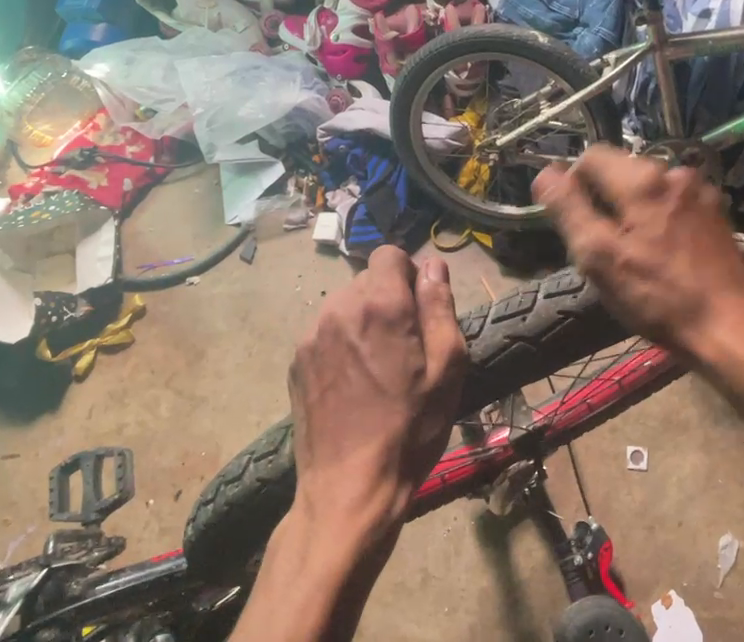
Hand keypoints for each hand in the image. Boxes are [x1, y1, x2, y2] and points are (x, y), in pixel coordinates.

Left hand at [288, 247, 467, 538]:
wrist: (350, 489)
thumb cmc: (411, 430)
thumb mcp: (447, 368)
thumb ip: (440, 306)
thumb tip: (433, 266)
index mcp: (380, 306)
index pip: (389, 254)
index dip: (410, 274)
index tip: (421, 309)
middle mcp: (338, 310)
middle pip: (367, 279)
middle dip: (389, 298)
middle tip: (406, 345)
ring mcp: (311, 337)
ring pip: (344, 305)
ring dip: (364, 320)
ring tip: (379, 366)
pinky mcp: (296, 363)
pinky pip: (325, 332)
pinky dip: (343, 342)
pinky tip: (355, 382)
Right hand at [533, 146, 743, 357]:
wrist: (730, 327)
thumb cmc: (659, 297)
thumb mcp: (599, 257)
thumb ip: (569, 209)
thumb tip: (545, 173)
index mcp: (644, 179)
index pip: (592, 156)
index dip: (572, 182)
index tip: (572, 220)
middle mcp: (675, 172)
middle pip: (622, 171)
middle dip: (604, 200)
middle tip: (600, 246)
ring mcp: (701, 192)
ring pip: (649, 189)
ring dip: (632, 211)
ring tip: (632, 254)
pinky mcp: (717, 214)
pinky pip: (673, 204)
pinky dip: (659, 220)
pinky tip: (662, 255)